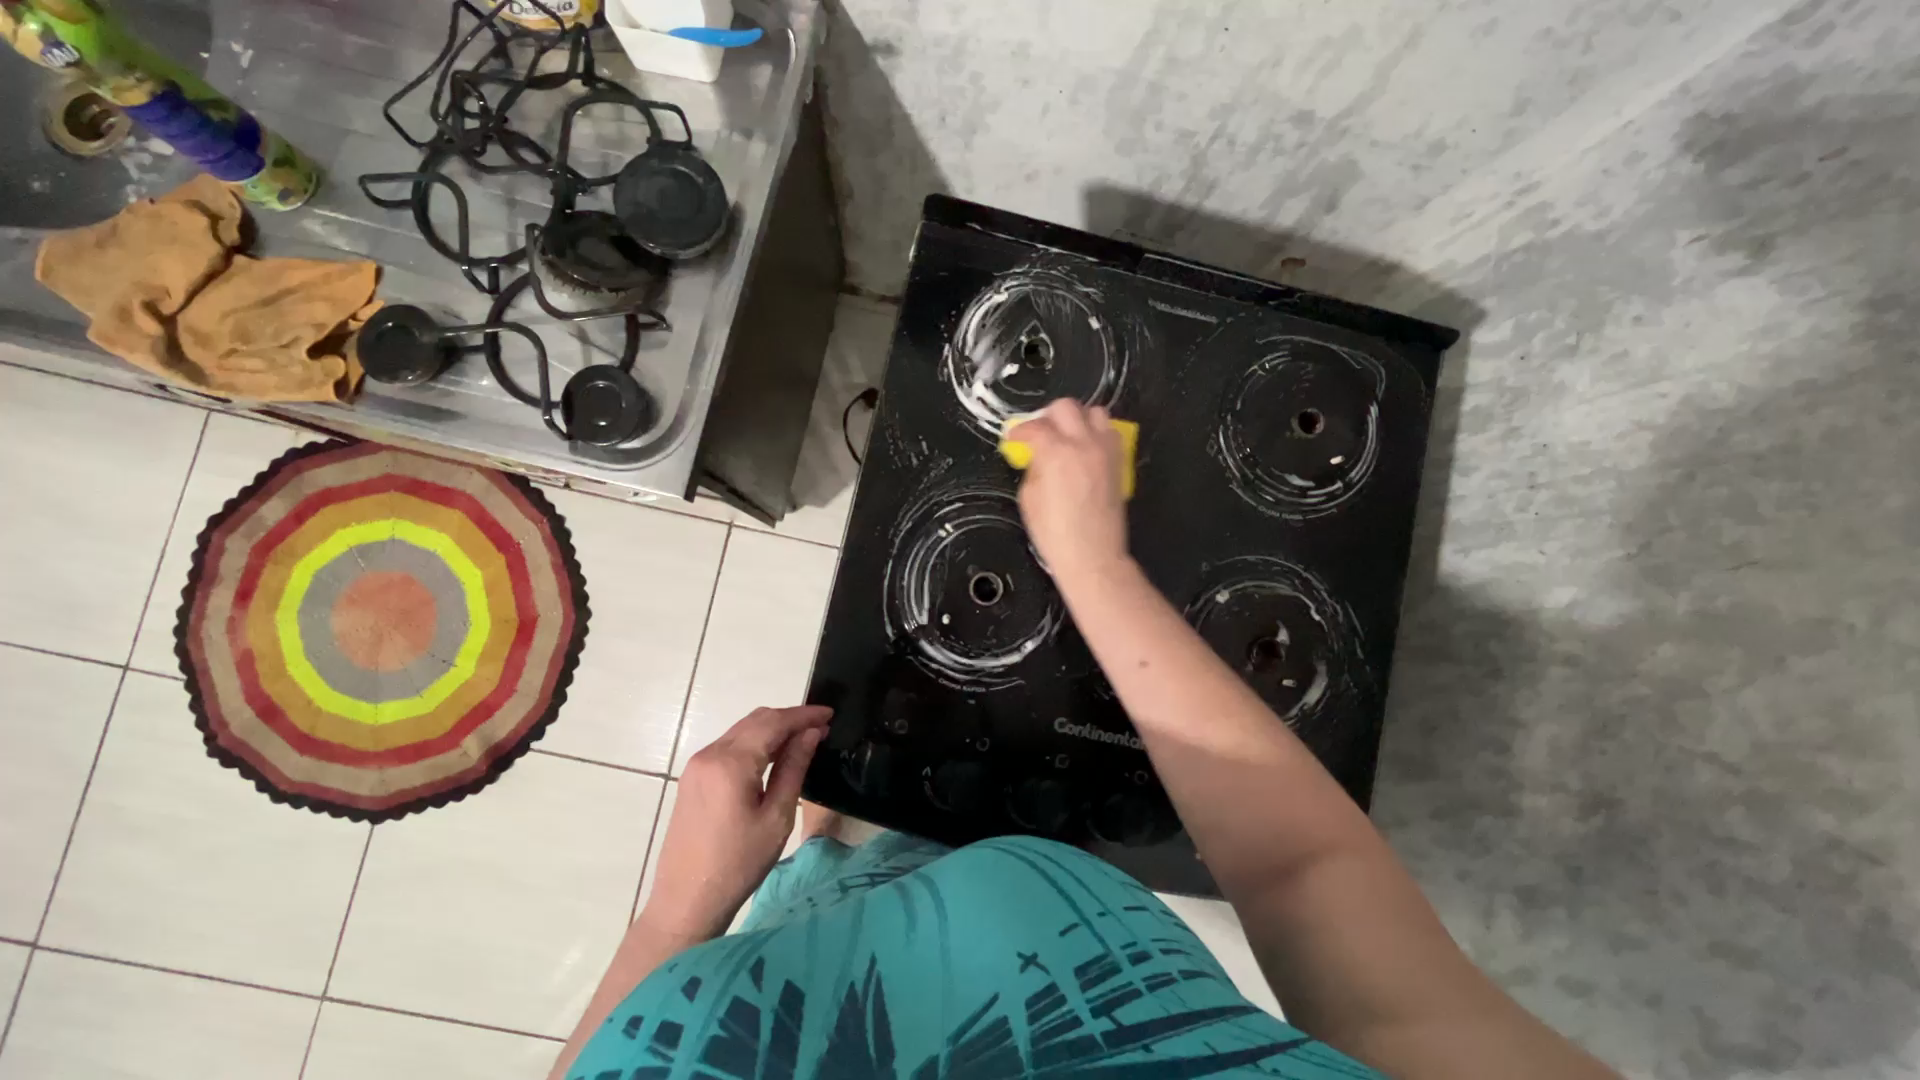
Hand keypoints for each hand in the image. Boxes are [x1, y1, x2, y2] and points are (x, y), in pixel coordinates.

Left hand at [639, 705, 831, 940]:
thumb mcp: (776, 818)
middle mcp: (709, 754)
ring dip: (771, 729)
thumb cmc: (738, 864)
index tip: (831, 714)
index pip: (773, 723)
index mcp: (730, 763)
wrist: (687, 900)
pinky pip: (728, 746)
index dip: (804, 715)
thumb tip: (810, 734)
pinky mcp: (693, 778)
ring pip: (741, 731)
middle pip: (755, 720)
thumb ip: (793, 768)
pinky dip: (754, 743)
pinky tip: (773, 756)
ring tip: (803, 740)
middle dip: (789, 719)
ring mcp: (697, 765)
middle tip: (821, 727)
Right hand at [1011, 399, 1129, 579]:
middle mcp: (1084, 444)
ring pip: (1094, 412)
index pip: (1034, 426)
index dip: (1019, 431)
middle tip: (1038, 431)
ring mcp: (1105, 451)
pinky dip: (1095, 433)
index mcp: (1056, 453)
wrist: (1093, 555)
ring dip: (1077, 419)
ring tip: (1066, 435)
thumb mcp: (1029, 499)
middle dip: (1047, 416)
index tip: (1014, 438)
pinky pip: (1109, 432)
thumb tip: (1037, 456)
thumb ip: (1033, 468)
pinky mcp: (1118, 462)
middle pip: (1066, 407)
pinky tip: (1084, 448)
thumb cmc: (1055, 534)